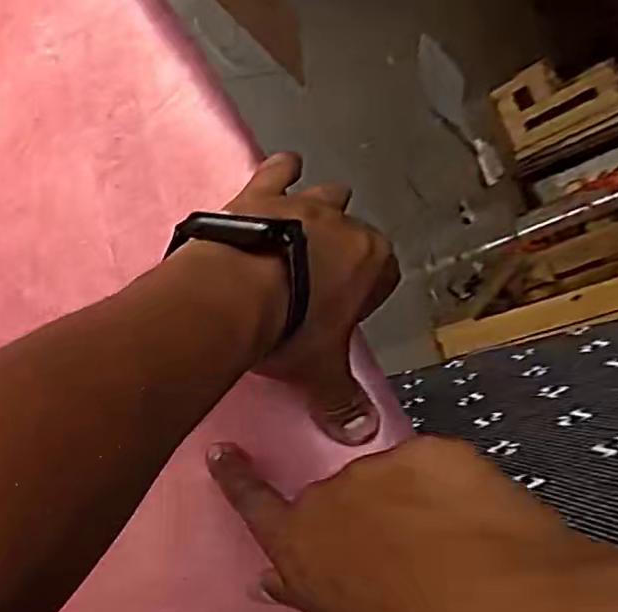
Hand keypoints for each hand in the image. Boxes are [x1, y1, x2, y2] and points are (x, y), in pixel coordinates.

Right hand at [207, 436, 614, 611]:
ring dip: (405, 498)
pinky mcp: (431, 449)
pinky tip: (473, 516)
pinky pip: (430, 465)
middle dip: (358, 513)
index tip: (222, 452)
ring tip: (446, 538)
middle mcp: (325, 495)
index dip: (234, 476)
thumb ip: (299, 589)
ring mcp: (377, 467)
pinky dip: (446, 485)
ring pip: (386, 478)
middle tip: (399, 548)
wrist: (499, 604)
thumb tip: (264, 581)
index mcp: (296, 540)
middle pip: (333, 495)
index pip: (253, 502)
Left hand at [218, 152, 400, 444]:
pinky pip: (274, 172)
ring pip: (320, 191)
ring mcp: (298, 206)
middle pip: (351, 229)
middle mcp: (340, 225)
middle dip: (338, 247)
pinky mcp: (255, 196)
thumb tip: (363, 433)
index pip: (382, 273)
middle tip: (313, 272)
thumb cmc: (287, 330)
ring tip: (297, 220)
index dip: (366, 291)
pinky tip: (271, 173)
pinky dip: (273, 175)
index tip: (346, 309)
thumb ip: (339, 399)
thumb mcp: (316, 370)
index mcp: (368, 262)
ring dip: (312, 205)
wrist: (234, 295)